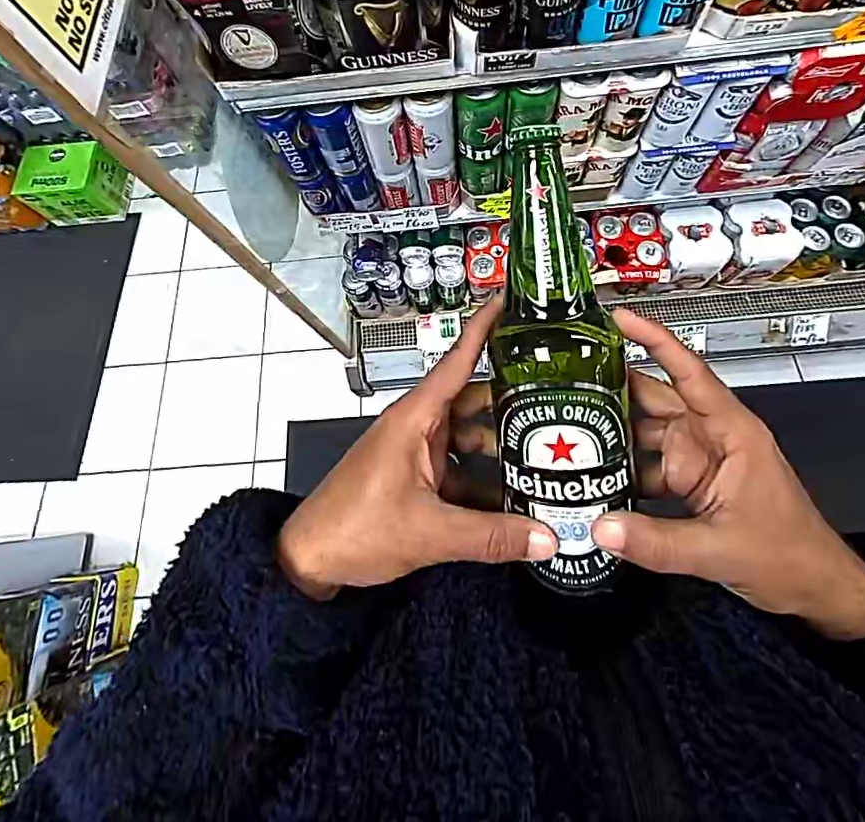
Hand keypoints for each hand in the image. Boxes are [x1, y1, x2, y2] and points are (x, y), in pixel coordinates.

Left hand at [277, 296, 555, 599]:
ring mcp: (419, 450)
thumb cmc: (350, 529)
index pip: (458, 360)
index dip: (485, 327)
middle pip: (475, 398)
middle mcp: (419, 425)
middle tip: (556, 396)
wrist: (308, 562)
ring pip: (471, 434)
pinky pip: (462, 465)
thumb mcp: (429, 532)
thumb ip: (491, 537)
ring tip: (545, 452)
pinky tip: (515, 494)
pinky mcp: (419, 474)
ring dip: (502, 444)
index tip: (511, 301)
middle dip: (513, 398)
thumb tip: (545, 538)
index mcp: (415, 418)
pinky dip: (486, 477)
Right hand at [594, 310, 864, 639]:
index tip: (621, 318)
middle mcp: (714, 436)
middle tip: (569, 378)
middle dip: (618, 385)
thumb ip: (656, 542)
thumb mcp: (719, 550)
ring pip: (651, 432)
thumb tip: (601, 527)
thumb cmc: (789, 554)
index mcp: (731, 432)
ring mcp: (703, 459)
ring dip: (618, 432)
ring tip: (571, 428)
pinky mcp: (695, 482)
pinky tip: (599, 476)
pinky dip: (628, 468)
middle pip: (660, 399)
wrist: (815, 586)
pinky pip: (653, 465)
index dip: (655, 340)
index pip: (690, 373)